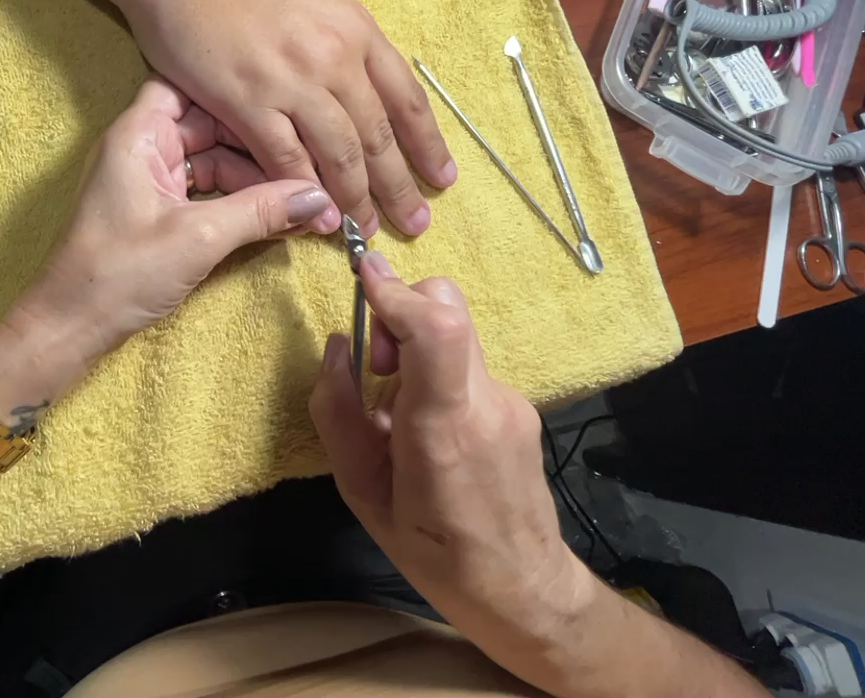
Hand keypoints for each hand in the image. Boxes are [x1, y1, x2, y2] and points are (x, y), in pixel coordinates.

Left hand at [9, 77, 330, 364]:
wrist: (72, 326)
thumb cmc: (119, 273)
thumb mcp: (198, 237)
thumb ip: (260, 210)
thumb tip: (320, 198)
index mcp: (139, 134)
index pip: (192, 86)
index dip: (234, 91)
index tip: (283, 104)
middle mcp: (144, 146)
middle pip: (212, 126)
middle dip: (261, 148)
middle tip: (314, 168)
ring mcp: (151, 178)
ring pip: (215, 161)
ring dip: (257, 182)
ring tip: (307, 203)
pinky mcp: (159, 209)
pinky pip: (207, 191)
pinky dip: (240, 202)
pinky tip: (279, 217)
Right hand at [119, 0, 455, 238]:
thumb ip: (341, 35)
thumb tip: (358, 74)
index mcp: (355, 28)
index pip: (406, 99)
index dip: (427, 145)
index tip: (441, 177)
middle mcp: (333, 58)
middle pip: (377, 136)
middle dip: (400, 186)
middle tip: (416, 222)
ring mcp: (290, 81)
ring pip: (338, 155)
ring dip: (356, 199)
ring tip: (368, 230)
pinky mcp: (245, 101)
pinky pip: (284, 157)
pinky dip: (303, 190)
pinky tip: (315, 215)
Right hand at [309, 252, 596, 649]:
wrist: (525, 592)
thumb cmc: (432, 551)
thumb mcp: (360, 491)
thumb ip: (338, 412)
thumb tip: (338, 345)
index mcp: (443, 428)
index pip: (435, 328)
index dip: (394, 290)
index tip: (361, 272)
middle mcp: (485, 401)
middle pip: (447, 306)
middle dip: (398, 309)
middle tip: (376, 364)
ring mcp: (510, 399)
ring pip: (453, 331)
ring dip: (412, 345)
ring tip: (396, 412)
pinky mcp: (519, 404)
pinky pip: (463, 362)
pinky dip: (432, 371)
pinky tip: (425, 427)